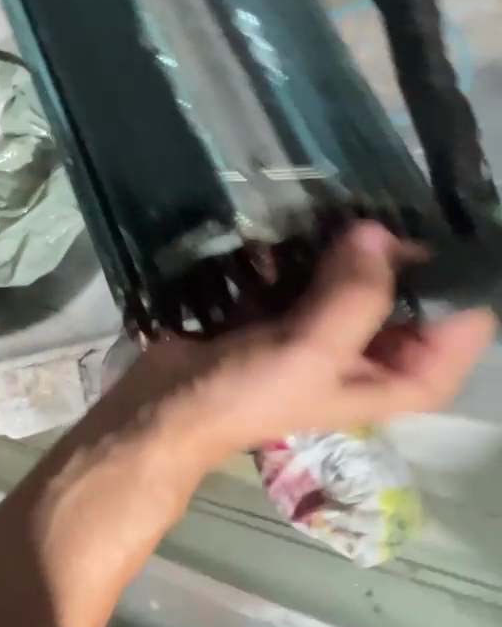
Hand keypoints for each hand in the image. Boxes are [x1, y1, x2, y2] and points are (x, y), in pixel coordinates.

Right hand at [101, 221, 494, 471]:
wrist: (165, 407)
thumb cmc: (251, 393)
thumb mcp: (313, 350)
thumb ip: (354, 293)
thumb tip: (373, 229)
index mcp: (408, 376)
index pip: (460, 315)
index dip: (442, 276)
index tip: (408, 234)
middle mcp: (373, 353)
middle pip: (399, 292)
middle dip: (376, 257)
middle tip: (347, 220)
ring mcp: (318, 335)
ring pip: (341, 282)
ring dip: (322, 255)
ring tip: (305, 225)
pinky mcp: (269, 321)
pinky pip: (290, 283)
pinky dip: (279, 264)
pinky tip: (264, 245)